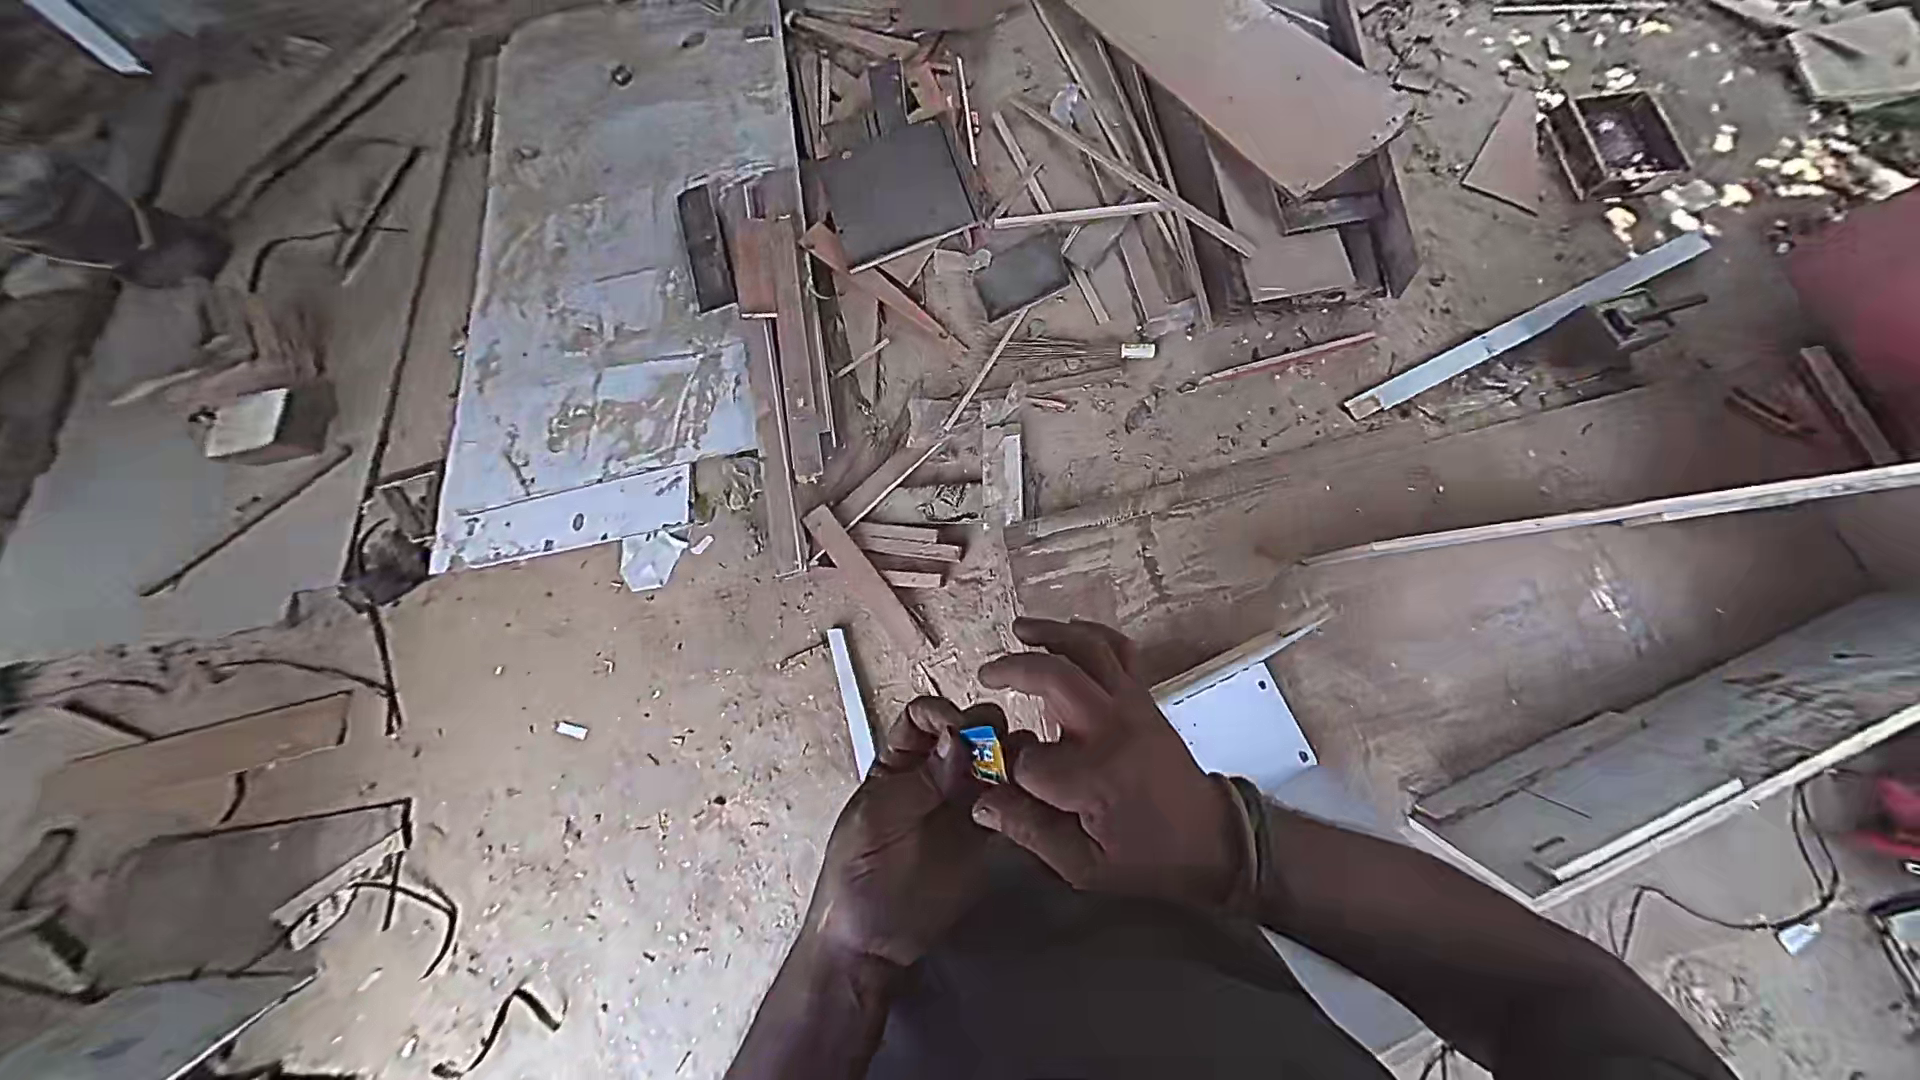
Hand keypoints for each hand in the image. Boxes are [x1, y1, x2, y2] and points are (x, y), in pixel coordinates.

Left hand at [803, 697, 997, 968]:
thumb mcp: (877, 818)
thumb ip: (919, 779)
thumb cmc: (856, 873)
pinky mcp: (988, 832)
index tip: (959, 727)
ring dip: (1011, 756)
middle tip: (997, 745)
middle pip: (968, 731)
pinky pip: (1013, 802)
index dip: (942, 714)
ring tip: (1018, 769)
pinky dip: (1024, 793)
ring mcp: (965, 801)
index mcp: (900, 761)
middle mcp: (937, 773)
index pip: (924, 717)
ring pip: (996, 761)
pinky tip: (1027, 797)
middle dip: (984, 729)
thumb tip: (956, 738)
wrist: (871, 940)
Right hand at [972, 618, 1246, 908]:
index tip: (1002, 782)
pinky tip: (1068, 631)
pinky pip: (1119, 650)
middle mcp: (1112, 728)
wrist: (1214, 842)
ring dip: (1051, 633)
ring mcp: (1132, 705)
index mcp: (1094, 775)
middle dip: (1014, 669)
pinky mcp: (1144, 697)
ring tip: (1020, 629)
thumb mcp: (1084, 866)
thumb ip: (1030, 830)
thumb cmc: (1149, 859)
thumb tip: (982, 803)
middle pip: (1054, 676)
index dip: (1007, 769)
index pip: (1028, 758)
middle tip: (986, 673)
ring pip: (1089, 649)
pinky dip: (1091, 633)